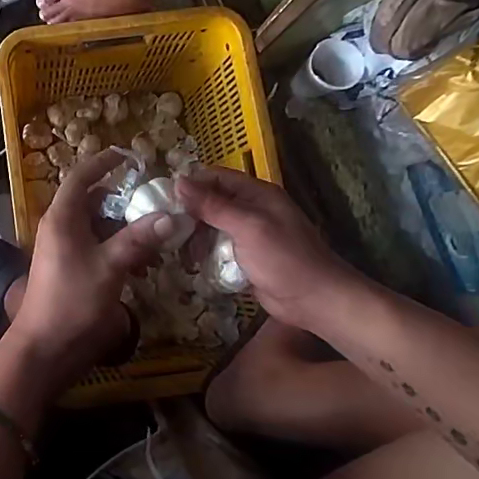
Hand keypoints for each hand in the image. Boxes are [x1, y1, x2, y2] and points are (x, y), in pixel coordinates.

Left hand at [6, 149, 172, 390]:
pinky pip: (98, 247)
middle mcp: (61, 227)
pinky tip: (143, 266)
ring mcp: (65, 248)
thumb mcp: (110, 267)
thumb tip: (170, 215)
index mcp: (62, 217)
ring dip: (126, 230)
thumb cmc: (72, 300)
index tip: (127, 156)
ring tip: (155, 244)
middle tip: (155, 206)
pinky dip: (119, 249)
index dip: (102, 162)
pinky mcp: (72, 268)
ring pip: (99, 226)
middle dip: (124, 203)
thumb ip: (138, 238)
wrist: (46, 347)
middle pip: (94, 201)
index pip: (81, 177)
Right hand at [176, 167, 364, 326]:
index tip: (163, 196)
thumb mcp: (247, 227)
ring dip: (195, 237)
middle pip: (211, 202)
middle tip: (164, 226)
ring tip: (176, 248)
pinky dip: (204, 254)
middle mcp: (252, 210)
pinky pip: (218, 249)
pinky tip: (191, 263)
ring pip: (211, 227)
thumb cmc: (285, 259)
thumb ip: (213, 205)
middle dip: (189, 213)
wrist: (315, 301)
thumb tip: (178, 182)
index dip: (191, 183)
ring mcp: (249, 235)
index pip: (217, 177)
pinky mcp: (245, 258)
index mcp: (257, 194)